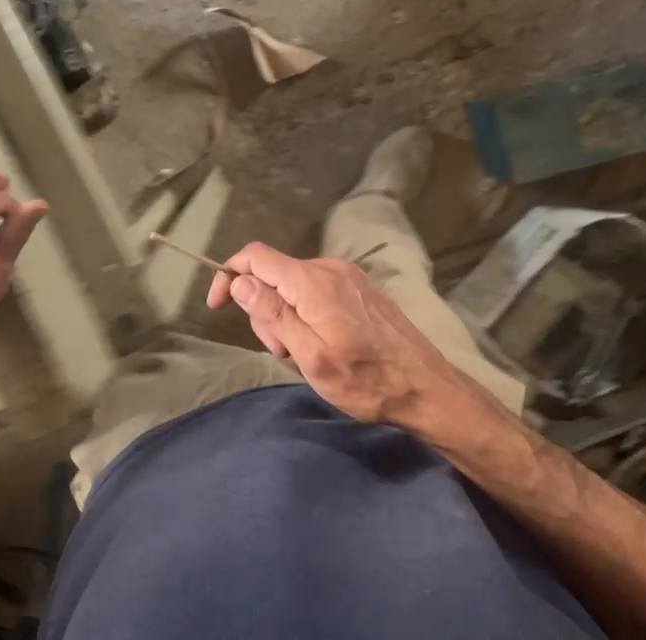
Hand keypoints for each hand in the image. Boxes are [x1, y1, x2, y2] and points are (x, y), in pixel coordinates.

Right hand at [205, 242, 474, 425]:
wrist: (428, 390)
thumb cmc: (366, 381)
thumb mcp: (310, 356)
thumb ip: (273, 314)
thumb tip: (239, 281)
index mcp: (313, 282)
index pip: (256, 257)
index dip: (229, 274)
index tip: (216, 306)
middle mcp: (329, 269)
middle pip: (273, 274)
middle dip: (264, 310)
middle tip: (282, 351)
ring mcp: (347, 277)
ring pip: (293, 284)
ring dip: (286, 316)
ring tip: (306, 354)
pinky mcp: (360, 289)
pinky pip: (315, 290)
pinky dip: (305, 313)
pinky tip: (322, 344)